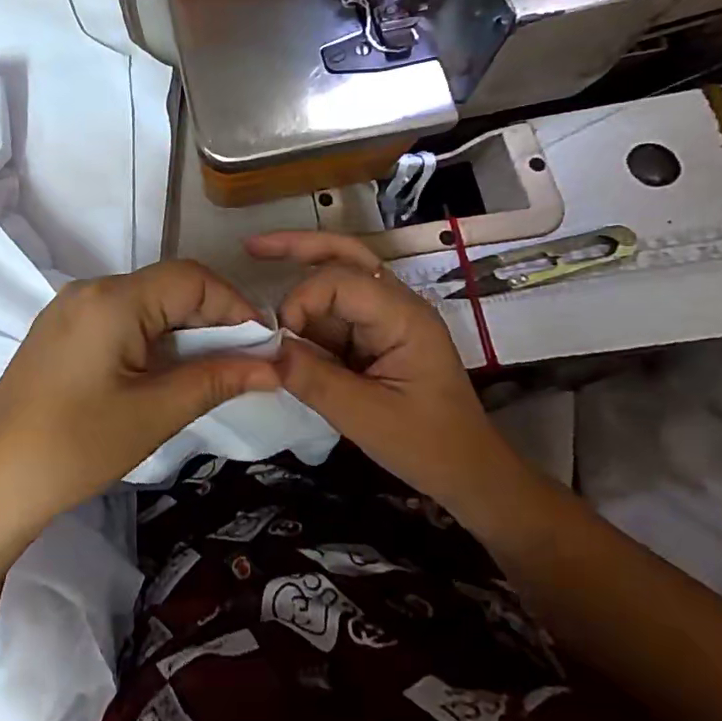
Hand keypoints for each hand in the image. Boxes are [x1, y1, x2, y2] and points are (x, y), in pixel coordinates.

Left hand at [0, 260, 278, 548]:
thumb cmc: (76, 446)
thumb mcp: (154, 412)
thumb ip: (216, 379)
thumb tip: (274, 364)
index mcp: (112, 298)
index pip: (191, 279)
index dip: (235, 305)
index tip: (265, 346)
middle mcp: (89, 289)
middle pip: (167, 287)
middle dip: (212, 319)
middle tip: (244, 363)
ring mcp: (69, 309)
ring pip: (144, 304)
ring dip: (183, 331)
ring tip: (210, 372)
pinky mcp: (59, 332)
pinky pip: (119, 319)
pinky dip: (152, 338)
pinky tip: (163, 373)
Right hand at [245, 231, 523, 517]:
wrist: (469, 473)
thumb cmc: (428, 445)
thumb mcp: (366, 418)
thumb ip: (314, 380)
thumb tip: (265, 351)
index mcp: (404, 317)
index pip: (340, 281)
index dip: (301, 300)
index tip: (280, 340)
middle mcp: (396, 306)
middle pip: (345, 257)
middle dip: (298, 247)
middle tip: (252, 247)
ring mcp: (386, 320)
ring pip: (337, 281)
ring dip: (299, 283)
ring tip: (257, 275)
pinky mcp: (376, 338)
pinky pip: (335, 314)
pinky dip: (306, 317)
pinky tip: (282, 328)